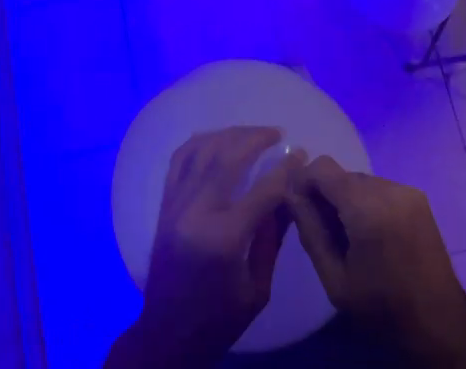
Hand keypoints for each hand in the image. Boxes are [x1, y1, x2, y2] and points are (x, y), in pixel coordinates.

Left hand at [106, 127, 304, 368]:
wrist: (166, 331)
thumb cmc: (218, 319)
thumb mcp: (257, 288)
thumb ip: (271, 238)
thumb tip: (290, 196)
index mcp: (224, 238)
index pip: (262, 190)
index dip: (285, 169)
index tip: (302, 154)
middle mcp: (196, 211)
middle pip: (228, 157)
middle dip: (255, 139)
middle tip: (278, 134)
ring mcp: (176, 203)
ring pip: (202, 150)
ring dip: (229, 135)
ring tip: (252, 133)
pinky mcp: (164, 203)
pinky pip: (179, 159)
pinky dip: (199, 142)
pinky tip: (218, 139)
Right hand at [287, 157, 465, 367]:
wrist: (440, 324)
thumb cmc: (382, 308)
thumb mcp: (334, 278)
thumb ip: (310, 229)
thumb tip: (290, 192)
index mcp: (368, 207)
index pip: (322, 167)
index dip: (303, 181)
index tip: (299, 209)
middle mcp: (390, 188)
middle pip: (341, 174)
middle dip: (325, 195)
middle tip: (324, 232)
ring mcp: (408, 191)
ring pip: (359, 180)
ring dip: (346, 199)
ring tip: (348, 237)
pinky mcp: (418, 198)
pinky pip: (379, 188)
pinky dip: (366, 203)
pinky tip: (370, 235)